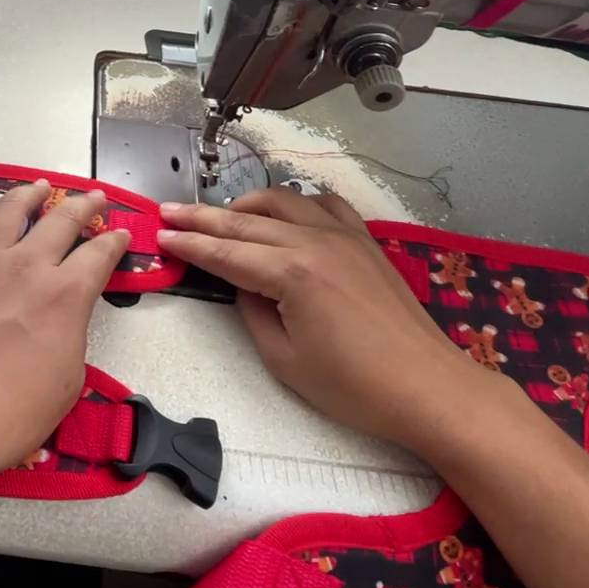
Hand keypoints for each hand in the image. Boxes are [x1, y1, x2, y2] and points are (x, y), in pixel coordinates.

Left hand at [0, 181, 131, 483]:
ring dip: (26, 194)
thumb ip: (71, 335)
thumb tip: (61, 321)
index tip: (120, 234)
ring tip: (37, 185)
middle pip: (61, 220)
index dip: (115, 241)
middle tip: (93, 196)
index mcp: (66, 294)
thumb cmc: (12, 414)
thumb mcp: (68, 380)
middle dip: (83, 204)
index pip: (100, 254)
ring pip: (7, 211)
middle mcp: (27, 266)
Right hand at [156, 188, 503, 449]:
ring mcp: (343, 235)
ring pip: (283, 199)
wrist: (428, 388)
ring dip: (246, 203)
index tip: (160, 232)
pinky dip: (297, 202)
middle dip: (201, 216)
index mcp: (291, 274)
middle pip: (244, 221)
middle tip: (169, 211)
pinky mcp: (364, 240)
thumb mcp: (283, 359)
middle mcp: (314, 242)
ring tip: (222, 214)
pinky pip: (324, 204)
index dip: (188, 243)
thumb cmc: (353, 386)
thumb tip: (243, 283)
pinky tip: (286, 214)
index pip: (225, 252)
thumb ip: (252, 311)